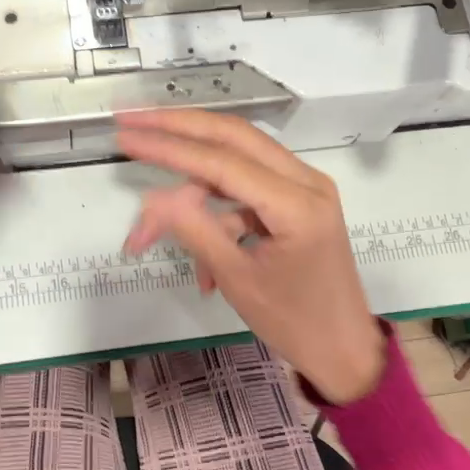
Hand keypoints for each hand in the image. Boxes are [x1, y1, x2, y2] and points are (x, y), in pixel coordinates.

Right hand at [116, 109, 385, 404]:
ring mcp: (305, 188)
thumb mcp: (237, 279)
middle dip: (177, 127)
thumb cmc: (294, 322)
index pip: (222, 160)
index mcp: (297, 203)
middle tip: (130, 119)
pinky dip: (218, 216)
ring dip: (193, 185)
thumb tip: (152, 196)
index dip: (169, 145)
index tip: (125, 135)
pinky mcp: (298, 201)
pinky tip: (203, 267)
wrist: (344, 349)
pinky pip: (247, 192)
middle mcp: (306, 181)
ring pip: (238, 161)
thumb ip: (194, 230)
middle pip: (232, 136)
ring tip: (150, 223)